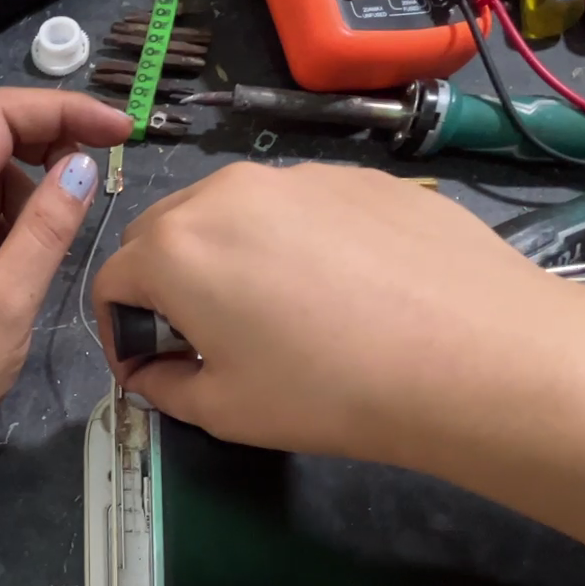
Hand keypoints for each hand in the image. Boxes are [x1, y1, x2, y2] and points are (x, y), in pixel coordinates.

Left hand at [0, 89, 133, 453]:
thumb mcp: (8, 303)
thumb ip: (46, 229)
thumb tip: (83, 166)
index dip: (62, 109)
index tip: (118, 132)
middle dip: (51, 134)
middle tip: (104, 163)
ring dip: (33, 179)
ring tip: (59, 230)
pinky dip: (15, 212)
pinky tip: (30, 250)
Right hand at [94, 161, 567, 460]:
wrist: (474, 357)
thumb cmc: (324, 391)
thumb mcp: (221, 409)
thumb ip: (161, 386)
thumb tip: (148, 369)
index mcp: (174, 249)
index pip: (110, 280)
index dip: (117, 330)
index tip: (146, 366)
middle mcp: (223, 193)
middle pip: (159, 235)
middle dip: (160, 286)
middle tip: (199, 337)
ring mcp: (296, 176)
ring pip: (225, 214)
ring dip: (219, 258)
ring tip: (268, 311)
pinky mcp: (356, 175)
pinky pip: (291, 206)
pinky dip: (282, 242)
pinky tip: (333, 289)